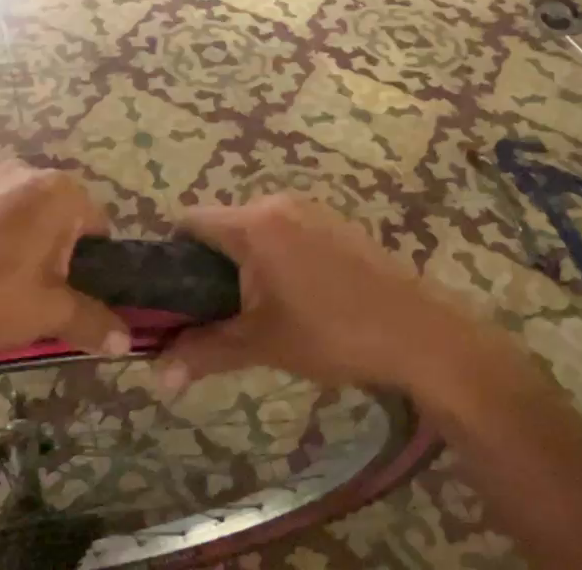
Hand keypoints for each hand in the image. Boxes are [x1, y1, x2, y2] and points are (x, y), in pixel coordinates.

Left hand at [0, 161, 131, 357]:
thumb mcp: (48, 314)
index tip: (72, 293)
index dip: (92, 263)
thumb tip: (126, 339)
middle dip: (54, 249)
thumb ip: (93, 321)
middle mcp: (21, 168)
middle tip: (36, 292)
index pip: (97, 224)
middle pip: (56, 213)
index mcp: (56, 190)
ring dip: (18, 239)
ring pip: (17, 210)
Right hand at [158, 195, 488, 391]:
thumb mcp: (262, 345)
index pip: (188, 222)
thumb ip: (204, 352)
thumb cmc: (333, 335)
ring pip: (255, 229)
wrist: (425, 337)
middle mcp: (276, 203)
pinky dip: (277, 256)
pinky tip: (298, 297)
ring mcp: (311, 209)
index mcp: (251, 224)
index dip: (172, 255)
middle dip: (210, 264)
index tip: (173, 294)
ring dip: (246, 261)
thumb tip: (157, 377)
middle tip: (216, 310)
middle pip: (221, 225)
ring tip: (257, 308)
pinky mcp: (336, 222)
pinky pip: (286, 230)